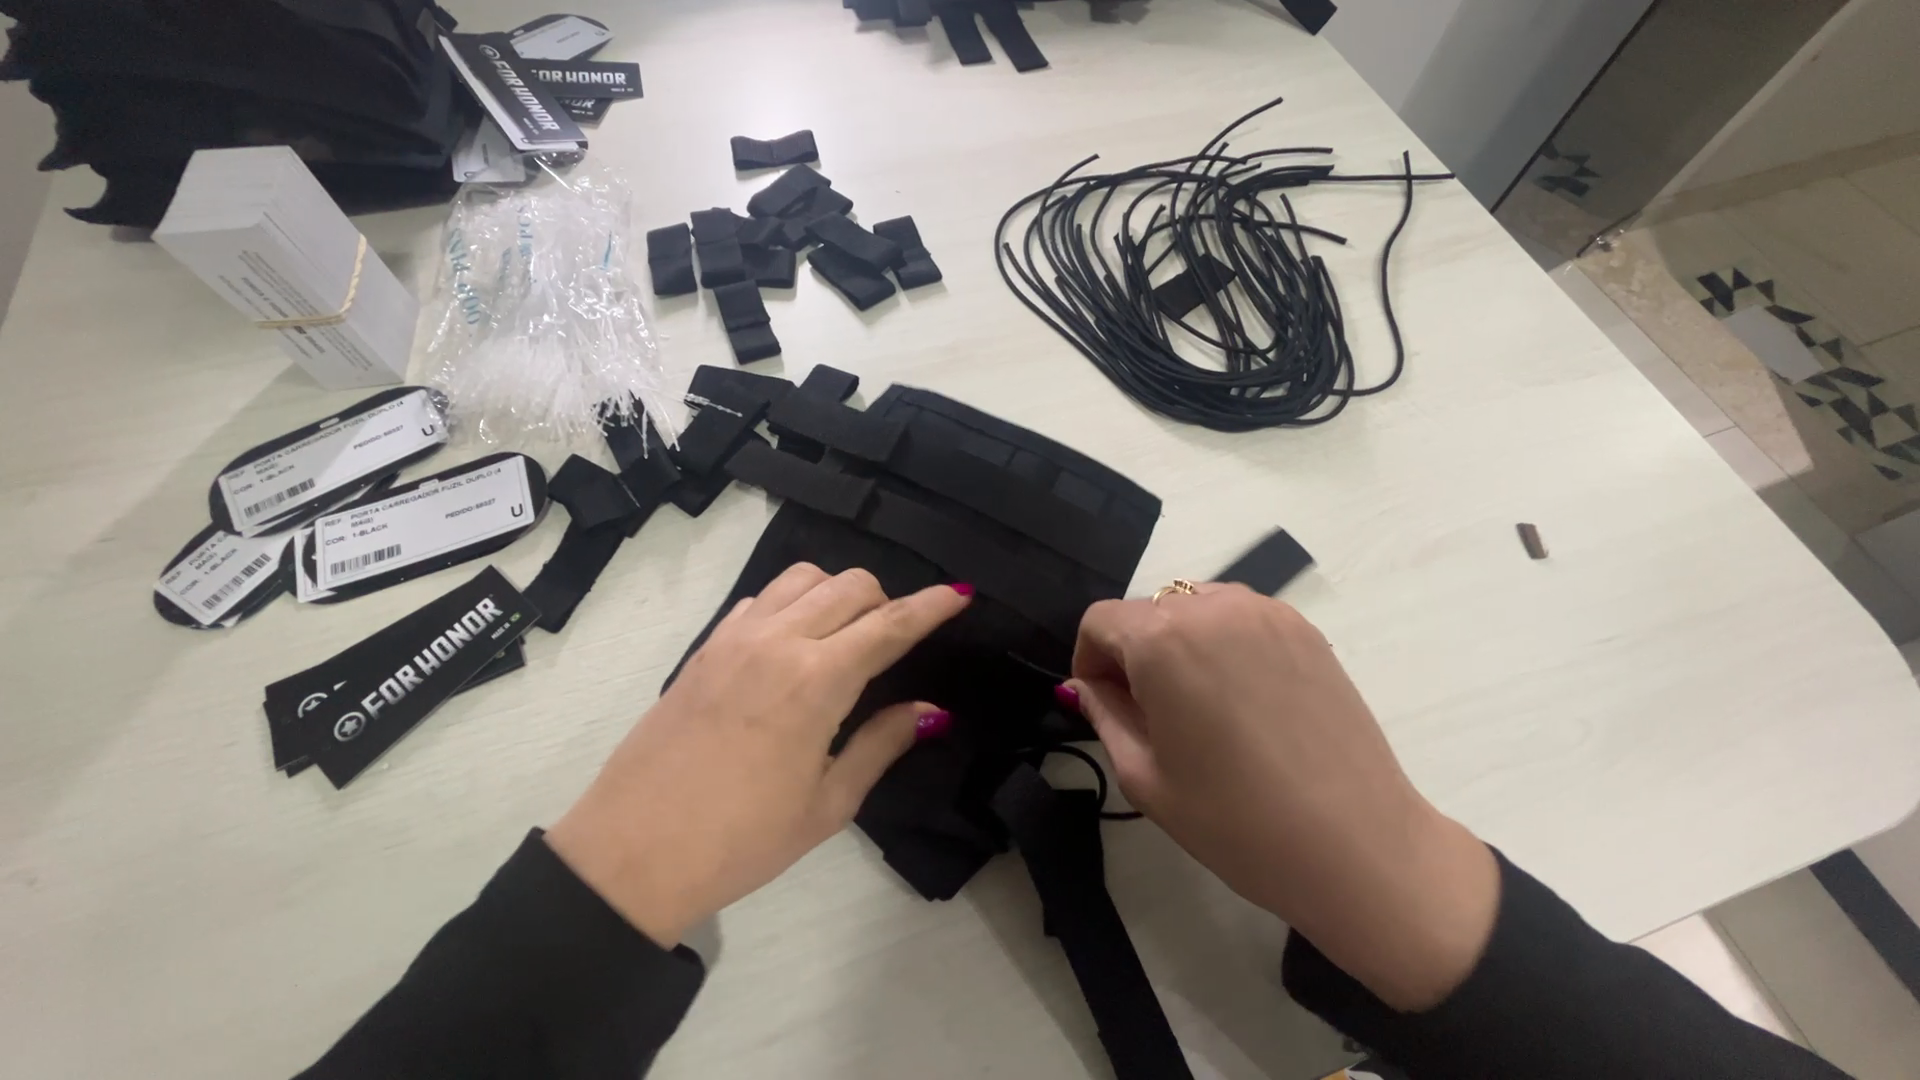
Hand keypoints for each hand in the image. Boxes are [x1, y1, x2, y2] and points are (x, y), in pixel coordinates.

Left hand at [547, 564, 970, 946]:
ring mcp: (736, 638)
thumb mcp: (828, 803)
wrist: (632, 853)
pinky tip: (793, 644)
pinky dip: (793, 602)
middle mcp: (778, 641)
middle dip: (887, 599)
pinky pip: (763, 598)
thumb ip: (882, 743)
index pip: (890, 624)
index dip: (931, 606)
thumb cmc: (741, 839)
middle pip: (850, 585)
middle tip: (896, 640)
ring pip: (804, 578)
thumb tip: (931, 711)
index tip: (959, 594)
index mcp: (817, 680)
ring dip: (838, 593)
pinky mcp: (706, 647)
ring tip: (846, 636)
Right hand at [1065, 583, 1497, 1010]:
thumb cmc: (1236, 821)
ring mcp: (1266, 612)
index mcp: (1163, 639)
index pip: (1099, 620)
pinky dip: (1222, 643)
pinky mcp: (1305, 629)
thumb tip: (1086, 686)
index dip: (1089, 661)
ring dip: (1177, 643)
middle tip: (1149, 715)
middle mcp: (1212, 606)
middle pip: (1146, 611)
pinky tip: (1242, 701)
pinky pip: (1239, 617)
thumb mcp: (1145, 776)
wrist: (1358, 846)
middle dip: (1132, 653)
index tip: (1103, 706)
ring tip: (1199, 706)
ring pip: (1193, 607)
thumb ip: (1104, 714)